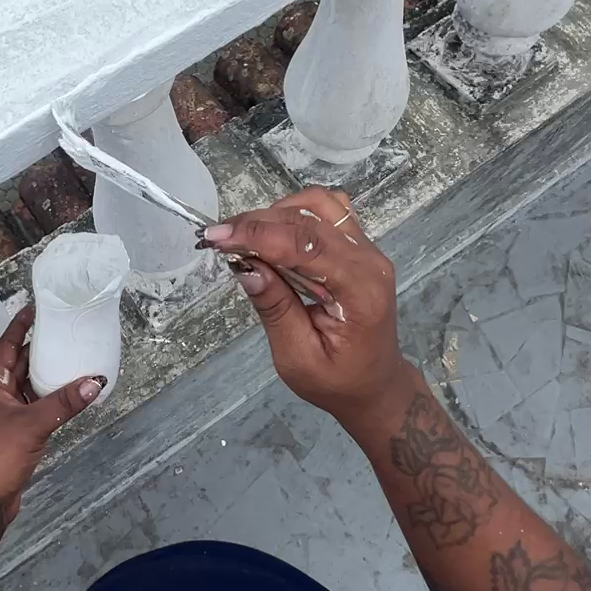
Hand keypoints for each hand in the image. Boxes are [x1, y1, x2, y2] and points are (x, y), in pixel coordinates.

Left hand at [0, 307, 105, 521]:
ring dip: (45, 374)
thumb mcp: (32, 425)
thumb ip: (64, 403)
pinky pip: (33, 406)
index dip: (19, 325)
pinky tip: (67, 396)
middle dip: (37, 347)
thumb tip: (95, 381)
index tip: (36, 307)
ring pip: (26, 386)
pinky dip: (48, 398)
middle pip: (18, 363)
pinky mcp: (13, 434)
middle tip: (63, 330)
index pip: (6, 345)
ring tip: (71, 357)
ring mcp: (3, 416)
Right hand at [202, 187, 413, 427]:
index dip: (257, 235)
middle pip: (307, 221)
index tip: (216, 238)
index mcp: (359, 292)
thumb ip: (275, 309)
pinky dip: (296, 212)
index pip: (305, 246)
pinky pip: (328, 210)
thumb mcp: (297, 357)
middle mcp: (369, 261)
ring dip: (275, 214)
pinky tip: (275, 232)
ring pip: (318, 205)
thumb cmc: (336, 381)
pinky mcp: (360, 245)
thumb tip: (245, 267)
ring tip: (244, 237)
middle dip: (256, 224)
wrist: (375, 385)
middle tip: (217, 238)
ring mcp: (368, 249)